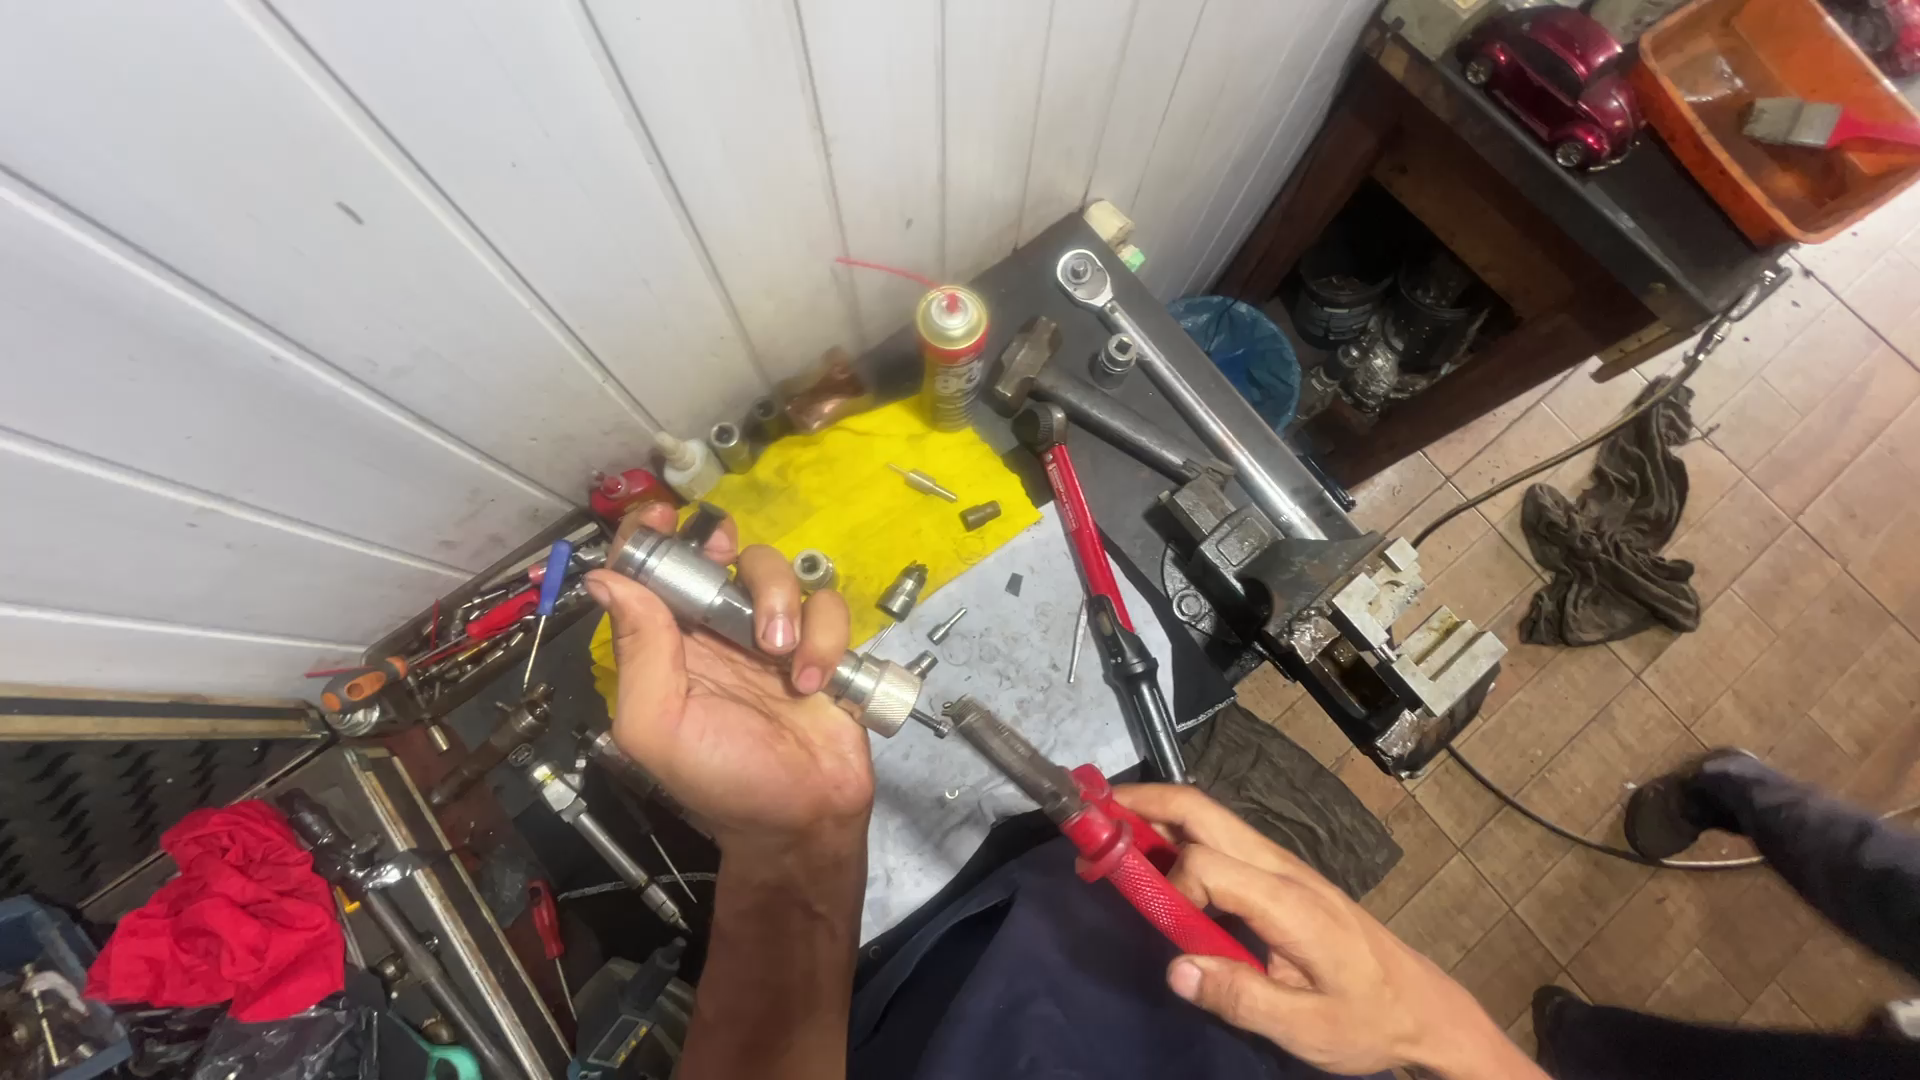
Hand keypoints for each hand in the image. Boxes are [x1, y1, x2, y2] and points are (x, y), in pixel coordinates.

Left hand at [585, 502, 873, 854]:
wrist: (802, 817)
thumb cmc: (721, 778)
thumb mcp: (658, 726)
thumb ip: (639, 653)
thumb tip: (607, 579)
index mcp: (672, 645)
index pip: (653, 573)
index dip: (650, 537)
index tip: (661, 515)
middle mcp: (721, 629)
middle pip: (727, 555)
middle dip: (735, 563)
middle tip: (736, 581)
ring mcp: (775, 633)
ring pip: (781, 572)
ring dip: (783, 606)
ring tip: (783, 659)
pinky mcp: (823, 643)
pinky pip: (829, 606)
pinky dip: (825, 638)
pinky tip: (815, 681)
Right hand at [1114, 784, 1544, 1079]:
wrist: (1423, 1006)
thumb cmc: (1365, 1019)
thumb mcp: (1307, 1029)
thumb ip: (1239, 996)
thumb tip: (1174, 967)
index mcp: (1285, 900)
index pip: (1206, 862)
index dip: (1171, 883)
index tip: (1165, 923)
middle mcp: (1277, 863)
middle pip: (1200, 809)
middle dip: (1141, 803)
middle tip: (1094, 815)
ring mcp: (1278, 859)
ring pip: (1206, 812)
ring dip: (1154, 811)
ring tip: (1112, 829)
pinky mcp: (1276, 866)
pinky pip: (1217, 831)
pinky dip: (1175, 828)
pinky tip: (1154, 850)